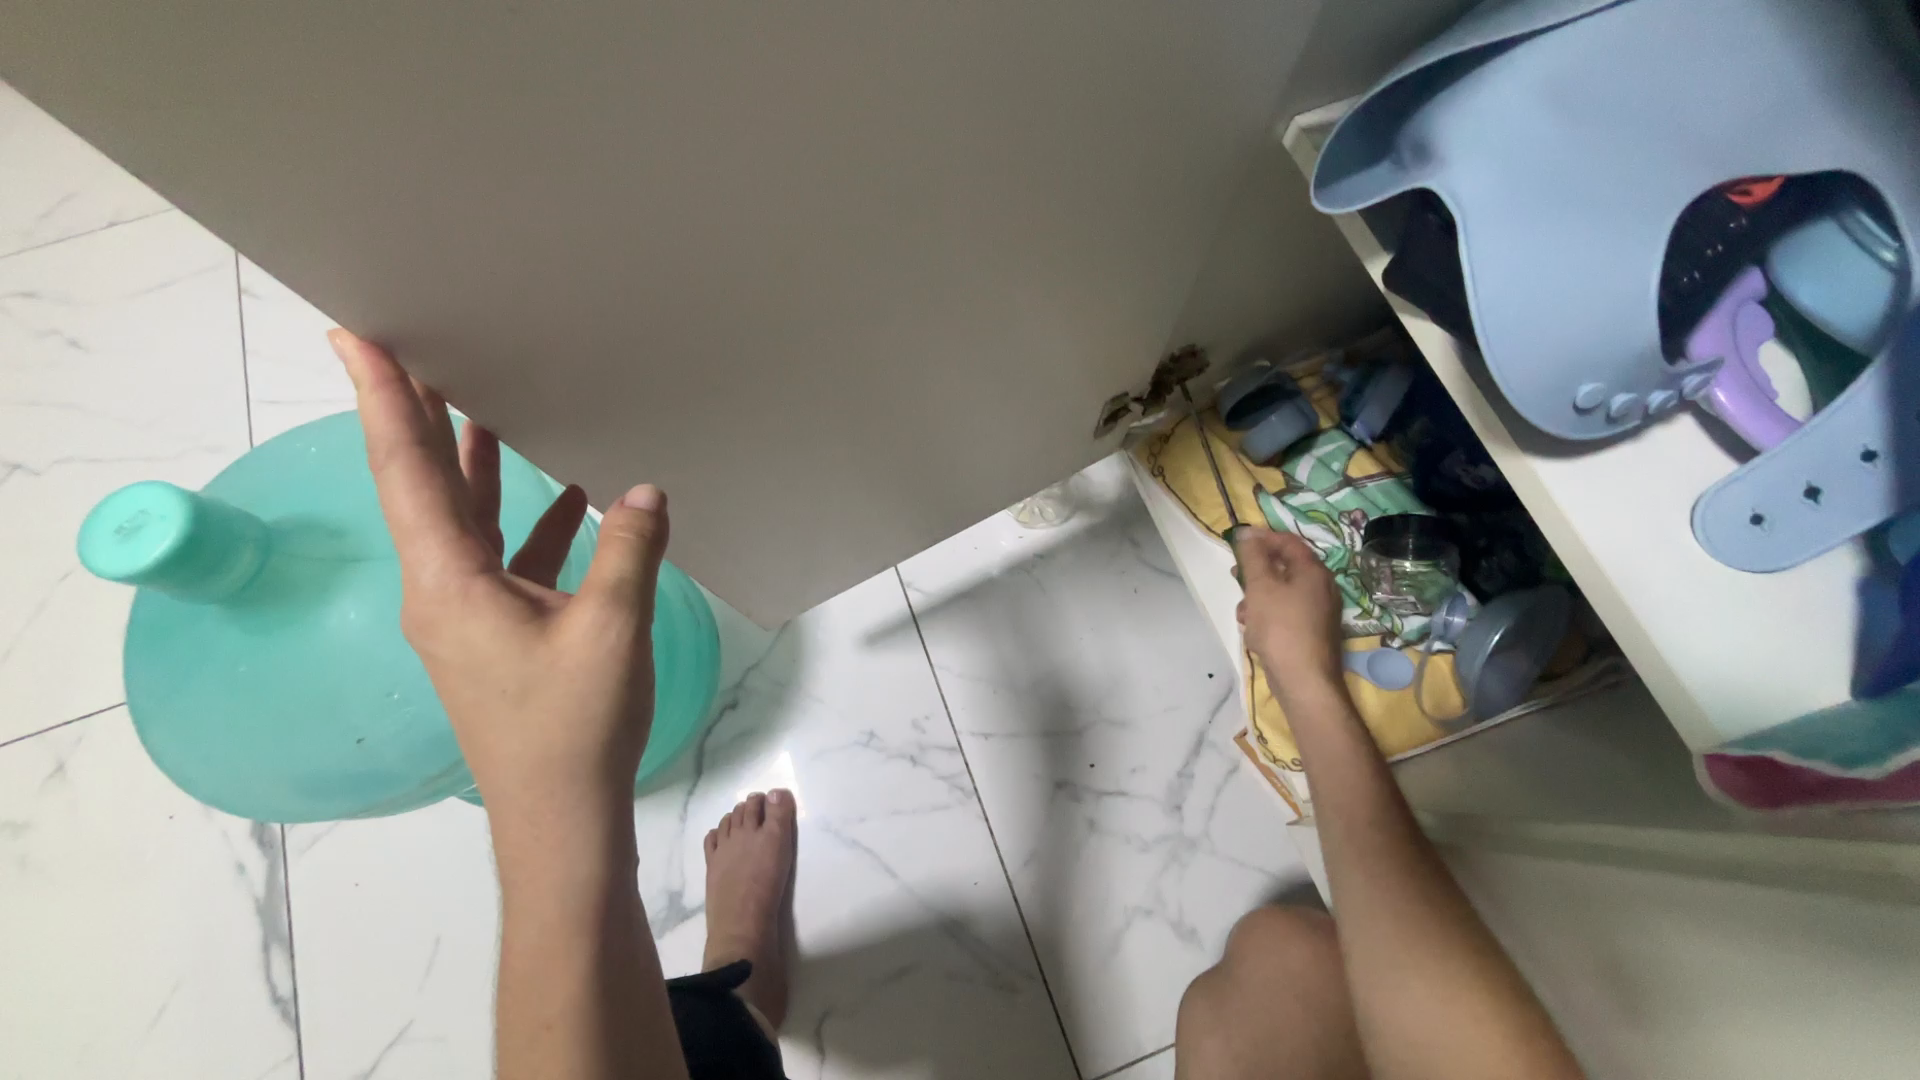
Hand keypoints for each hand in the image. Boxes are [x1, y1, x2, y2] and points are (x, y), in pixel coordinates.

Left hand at [330, 329, 667, 813]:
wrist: (559, 809)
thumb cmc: (573, 721)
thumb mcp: (611, 628)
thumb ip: (627, 550)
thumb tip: (644, 490)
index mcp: (450, 582)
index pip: (409, 473)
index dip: (385, 402)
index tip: (357, 337)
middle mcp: (443, 589)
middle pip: (425, 486)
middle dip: (418, 417)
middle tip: (415, 350)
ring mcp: (469, 612)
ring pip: (465, 519)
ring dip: (474, 463)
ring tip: (489, 404)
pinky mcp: (499, 631)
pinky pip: (504, 555)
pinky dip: (528, 519)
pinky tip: (569, 498)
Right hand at [1234, 528, 1345, 707]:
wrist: (1304, 680)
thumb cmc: (1280, 627)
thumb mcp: (1261, 586)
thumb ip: (1253, 556)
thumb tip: (1248, 533)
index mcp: (1313, 571)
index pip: (1288, 541)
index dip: (1263, 537)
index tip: (1238, 541)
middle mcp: (1322, 587)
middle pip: (1285, 566)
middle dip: (1257, 570)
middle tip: (1235, 575)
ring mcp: (1320, 610)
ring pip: (1283, 591)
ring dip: (1259, 595)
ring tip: (1242, 612)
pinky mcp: (1313, 631)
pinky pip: (1287, 611)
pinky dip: (1268, 613)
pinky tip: (1254, 629)